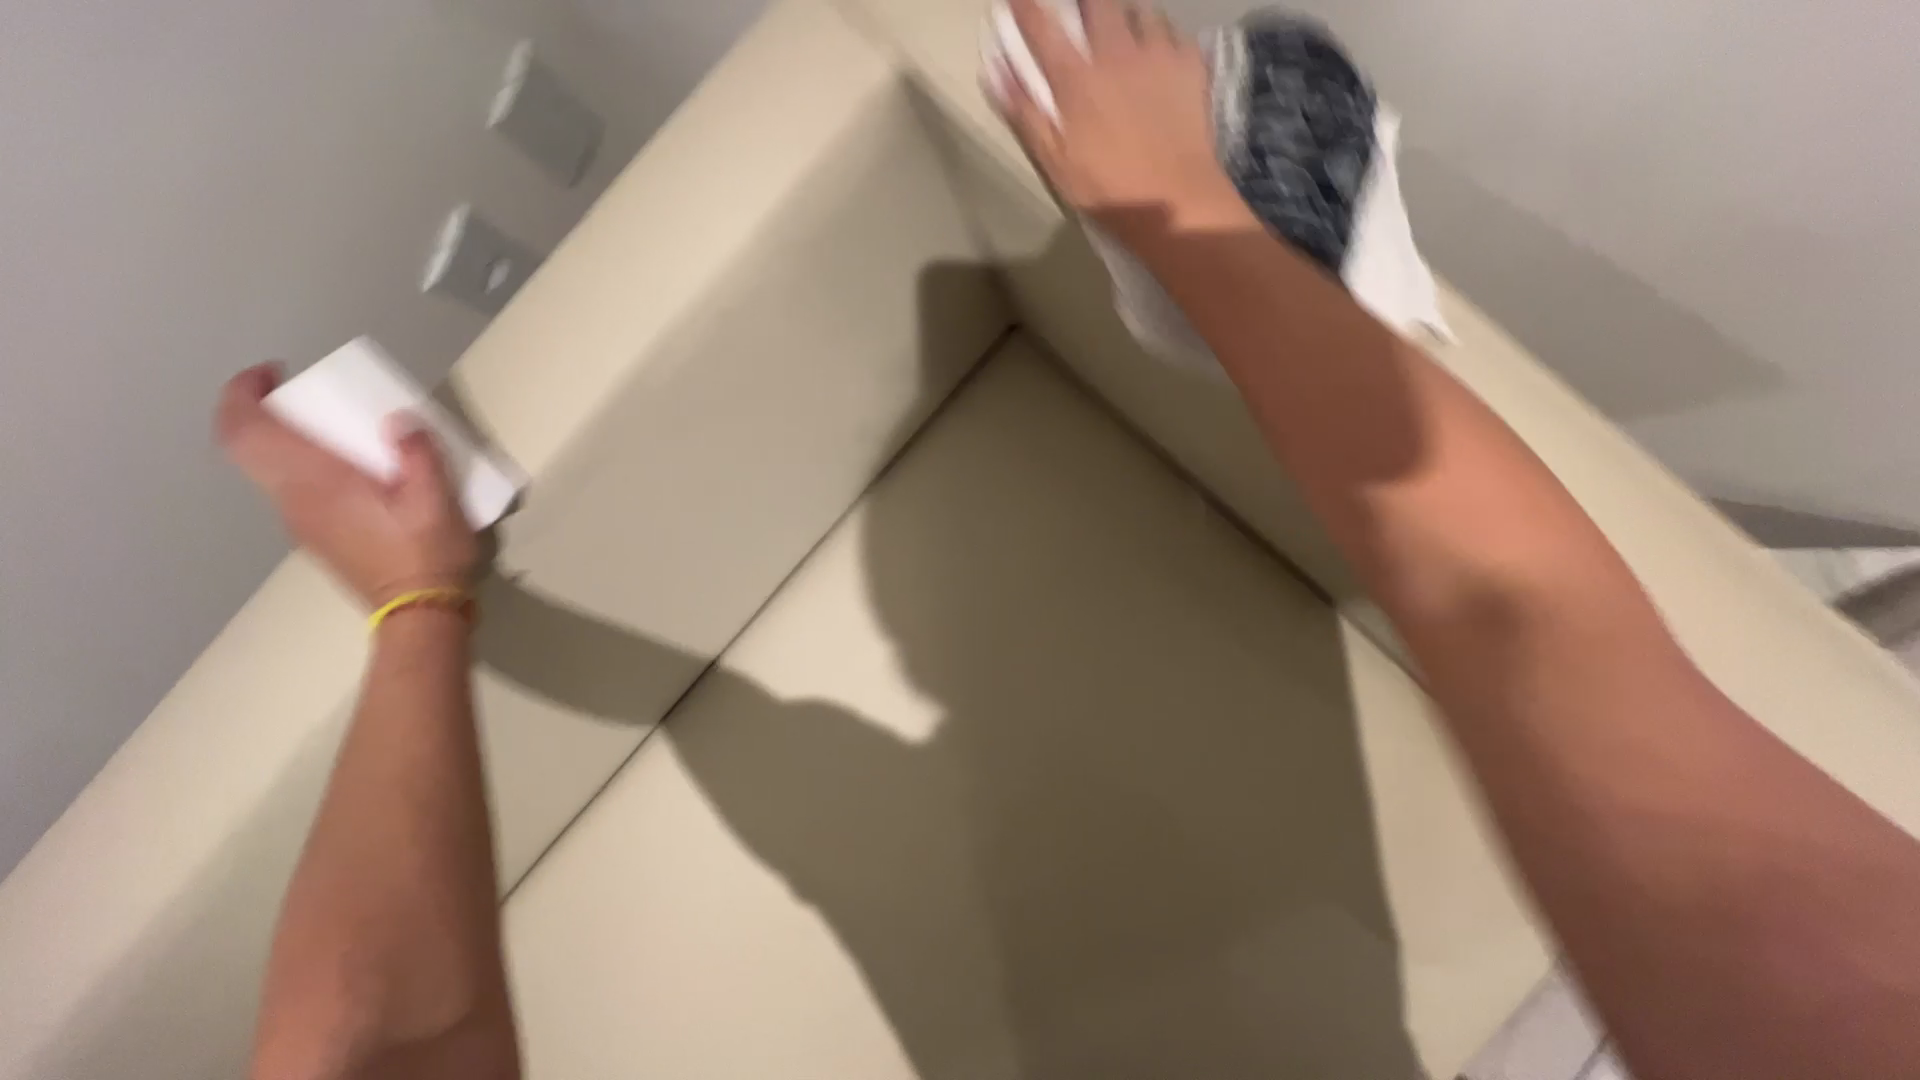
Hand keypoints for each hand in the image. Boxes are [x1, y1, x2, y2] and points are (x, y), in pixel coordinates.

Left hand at [216, 364, 479, 609]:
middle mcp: (295, 498)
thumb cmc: (428, 554)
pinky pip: (289, 487)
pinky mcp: (315, 535)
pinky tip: (346, 470)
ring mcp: (300, 520)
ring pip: (264, 467)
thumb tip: (398, 420)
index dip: (244, 392)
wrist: (418, 612)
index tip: (273, 372)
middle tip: (290, 392)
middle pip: (244, 445)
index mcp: (319, 482)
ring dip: (280, 438)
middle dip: (255, 409)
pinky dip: (299, 464)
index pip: (248, 430)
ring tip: (325, 428)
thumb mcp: (438, 501)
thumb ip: (419, 455)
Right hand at [988, 0, 1252, 243]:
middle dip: (1082, 2)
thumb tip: (995, 72)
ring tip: (1121, 32)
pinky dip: (1160, 37)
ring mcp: (1156, 52)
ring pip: (1138, 9)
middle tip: (1079, 14)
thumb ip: (1025, 113)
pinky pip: (1172, 32)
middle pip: (1096, 2)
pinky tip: (1157, 55)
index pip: (1042, 27)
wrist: (1175, 198)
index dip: (1025, 8)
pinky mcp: (1188, 63)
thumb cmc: (1107, 189)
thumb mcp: (1055, 161)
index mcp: (1076, 79)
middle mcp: (1115, 52)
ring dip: (1124, 15)